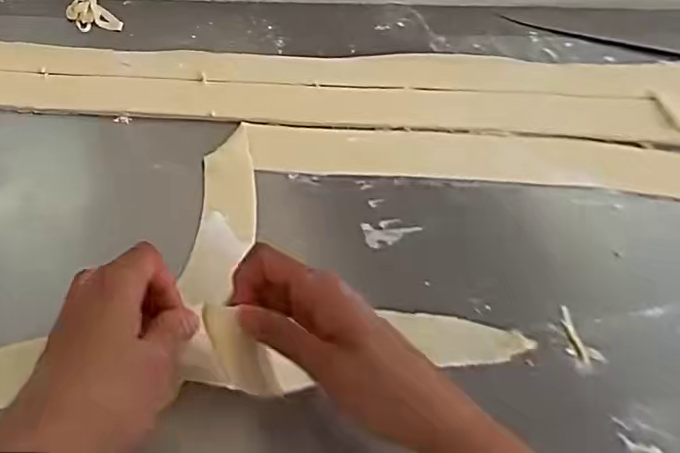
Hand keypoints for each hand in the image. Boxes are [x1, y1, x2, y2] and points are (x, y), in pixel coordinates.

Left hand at [0, 243, 197, 452]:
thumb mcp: (158, 365)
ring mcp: (72, 305)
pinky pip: (97, 313)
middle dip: (154, 303)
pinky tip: (122, 370)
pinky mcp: (63, 329)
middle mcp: (88, 284)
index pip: (148, 256)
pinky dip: (115, 330)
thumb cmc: (102, 397)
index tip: (176, 320)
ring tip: (146, 362)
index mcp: (112, 281)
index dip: (170, 286)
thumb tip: (180, 319)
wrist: (54, 428)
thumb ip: (174, 331)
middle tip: (167, 341)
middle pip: (130, 272)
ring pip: (114, 294)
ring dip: (135, 318)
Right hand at [229, 244, 529, 452]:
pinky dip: (284, 323)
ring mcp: (336, 306)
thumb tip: (242, 312)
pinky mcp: (344, 326)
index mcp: (319, 286)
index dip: (243, 279)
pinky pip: (301, 312)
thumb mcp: (323, 364)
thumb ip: (279, 332)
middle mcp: (326, 287)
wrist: (441, 421)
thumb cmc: (383, 389)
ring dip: (265, 311)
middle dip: (250, 295)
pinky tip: (285, 350)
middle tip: (243, 331)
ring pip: (285, 293)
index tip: (237, 313)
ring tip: (260, 344)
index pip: (264, 257)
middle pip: (273, 272)